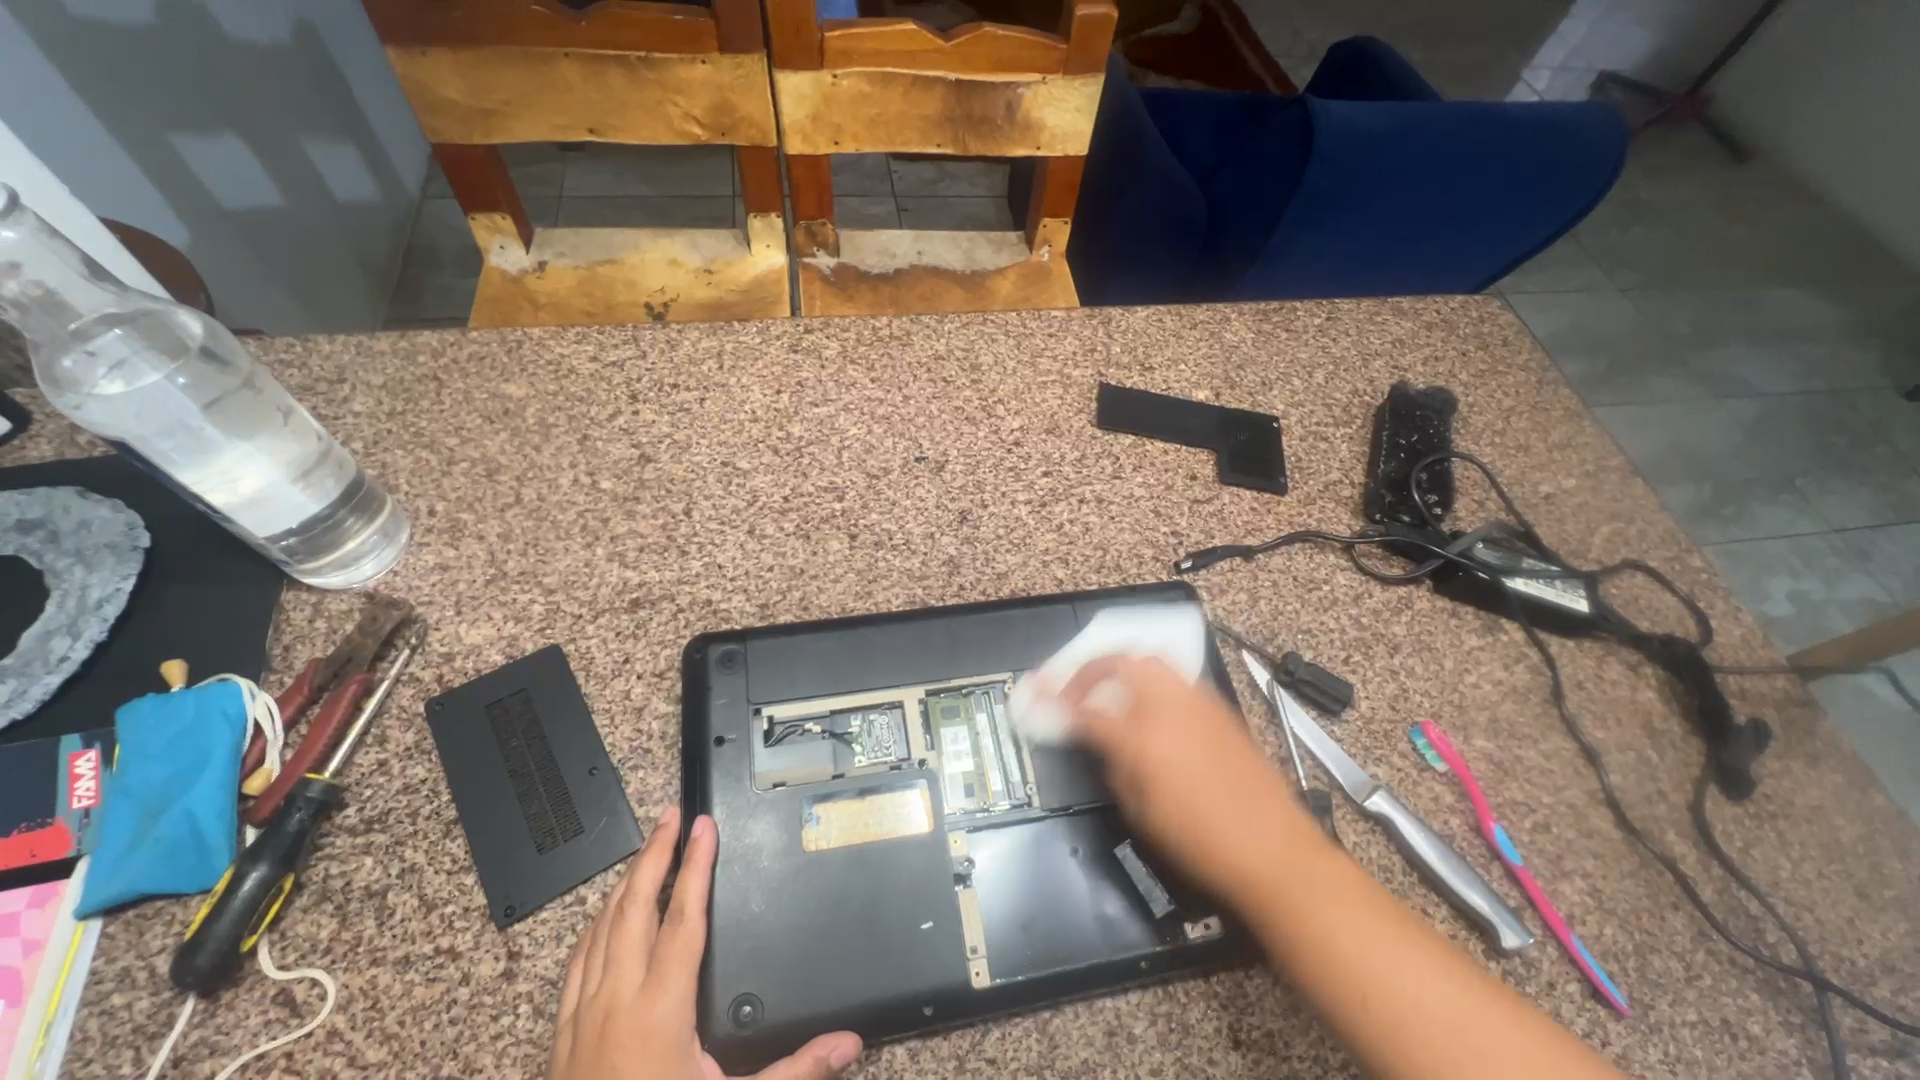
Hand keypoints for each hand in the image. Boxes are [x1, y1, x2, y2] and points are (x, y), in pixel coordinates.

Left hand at [549, 807, 862, 1079]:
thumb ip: (796, 1070)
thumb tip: (848, 1044)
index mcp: (661, 1008)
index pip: (683, 918)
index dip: (696, 867)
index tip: (704, 827)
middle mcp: (618, 999)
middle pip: (635, 906)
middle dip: (655, 854)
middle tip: (672, 817)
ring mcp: (585, 1013)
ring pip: (602, 926)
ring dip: (626, 882)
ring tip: (647, 850)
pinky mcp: (565, 1032)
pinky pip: (578, 960)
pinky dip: (596, 924)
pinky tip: (605, 915)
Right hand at [1059, 655, 1315, 900]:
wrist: (1273, 849)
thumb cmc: (1200, 843)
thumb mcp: (1140, 812)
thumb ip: (1115, 767)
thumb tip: (1105, 745)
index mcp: (1142, 738)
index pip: (1085, 709)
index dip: (1053, 700)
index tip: (1034, 693)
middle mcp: (1169, 707)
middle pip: (1120, 662)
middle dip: (1089, 669)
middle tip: (1073, 688)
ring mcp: (1199, 703)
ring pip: (1152, 660)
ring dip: (1122, 667)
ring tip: (1109, 689)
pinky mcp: (1221, 709)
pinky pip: (1177, 678)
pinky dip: (1152, 680)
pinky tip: (1149, 707)